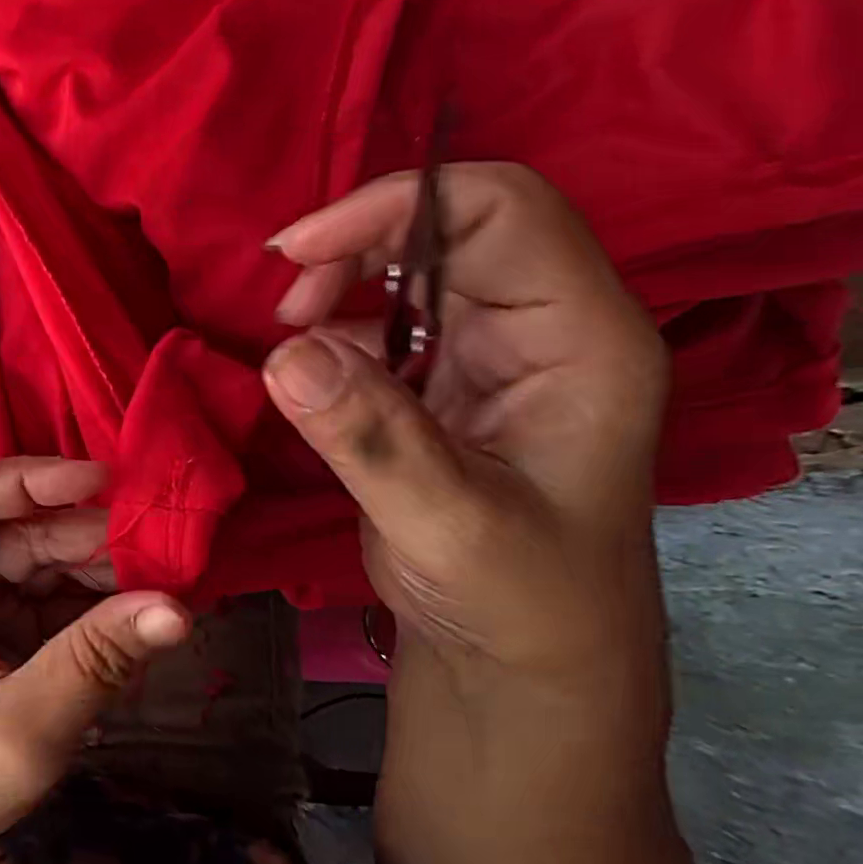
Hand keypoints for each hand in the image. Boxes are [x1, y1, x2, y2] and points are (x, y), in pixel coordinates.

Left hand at [0, 457, 190, 863]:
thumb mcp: (23, 729)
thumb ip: (94, 663)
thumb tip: (176, 608)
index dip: (26, 481)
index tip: (100, 479)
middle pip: (13, 527)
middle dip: (84, 530)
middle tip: (159, 543)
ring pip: (43, 553)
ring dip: (102, 560)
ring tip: (164, 573)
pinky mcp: (8, 621)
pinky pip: (59, 589)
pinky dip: (102, 593)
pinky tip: (145, 600)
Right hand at [265, 164, 761, 863]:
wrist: (516, 655)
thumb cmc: (518, 597)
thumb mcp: (449, 524)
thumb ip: (373, 439)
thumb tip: (283, 354)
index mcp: (582, 341)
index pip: (501, 214)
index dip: (395, 209)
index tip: (293, 255)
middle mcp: (539, 331)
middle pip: (446, 232)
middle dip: (352, 249)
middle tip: (280, 306)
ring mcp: (485, 358)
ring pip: (404, 277)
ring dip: (333, 292)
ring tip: (282, 341)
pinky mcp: (435, 390)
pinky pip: (374, 332)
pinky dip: (324, 337)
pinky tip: (297, 376)